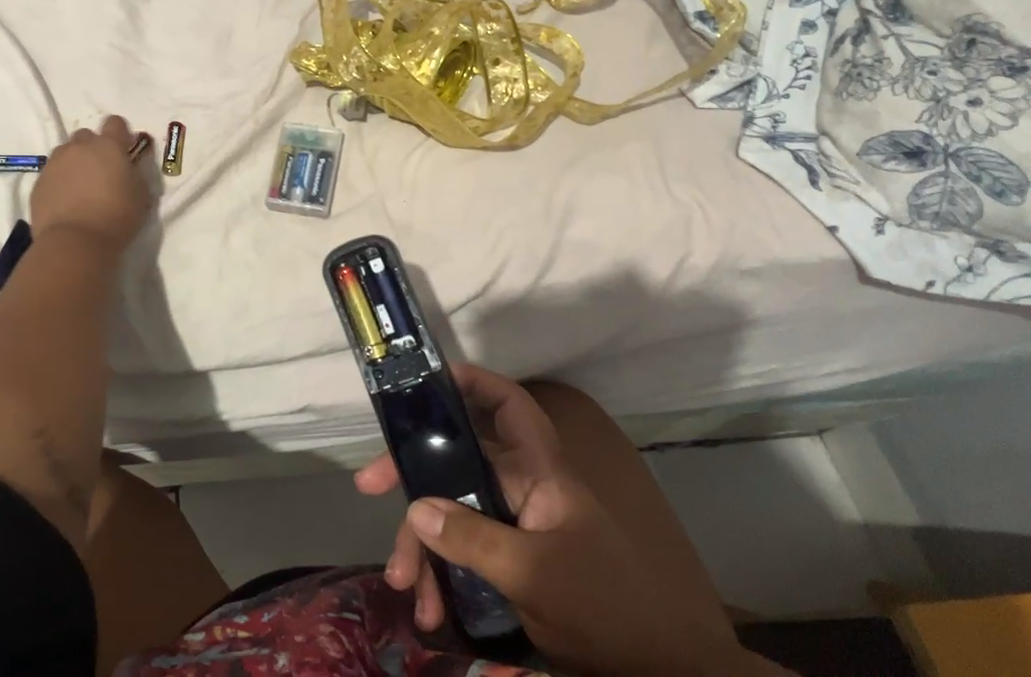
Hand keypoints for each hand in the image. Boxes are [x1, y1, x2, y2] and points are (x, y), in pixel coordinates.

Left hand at [29, 115, 151, 252]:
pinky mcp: (39, 182)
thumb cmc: (117, 217)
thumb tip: (127, 169)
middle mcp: (79, 147)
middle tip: (100, 172)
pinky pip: (51, 173)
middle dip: (93, 148)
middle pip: (86, 135)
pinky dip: (59, 182)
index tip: (123, 150)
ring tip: (80, 188)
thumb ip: (134, 174)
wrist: (75, 241)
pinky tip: (66, 202)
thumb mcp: (140, 195)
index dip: (120, 134)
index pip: (115, 122)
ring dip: (74, 163)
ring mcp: (55, 163)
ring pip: (65, 153)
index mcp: (108, 146)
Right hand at [355, 365, 747, 676]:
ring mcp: (518, 528)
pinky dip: (443, 578)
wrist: (663, 672)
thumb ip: (472, 538)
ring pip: (454, 516)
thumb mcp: (533, 574)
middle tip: (367, 489)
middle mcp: (525, 491)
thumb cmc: (605, 609)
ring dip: (424, 549)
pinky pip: (465, 555)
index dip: (473, 382)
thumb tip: (416, 508)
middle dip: (414, 481)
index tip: (426, 382)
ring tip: (407, 592)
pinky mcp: (513, 565)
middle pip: (459, 464)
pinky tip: (432, 613)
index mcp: (541, 474)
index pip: (509, 406)